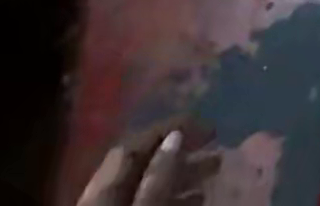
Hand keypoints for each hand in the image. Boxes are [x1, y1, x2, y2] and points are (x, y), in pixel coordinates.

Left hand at [76, 125, 218, 205]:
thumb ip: (157, 177)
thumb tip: (176, 135)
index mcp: (104, 182)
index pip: (137, 142)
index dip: (170, 126)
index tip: (205, 121)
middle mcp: (103, 190)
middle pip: (144, 161)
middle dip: (183, 147)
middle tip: (216, 140)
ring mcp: (112, 205)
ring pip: (149, 182)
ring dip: (183, 172)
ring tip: (215, 168)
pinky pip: (148, 200)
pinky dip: (173, 195)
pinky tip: (198, 197)